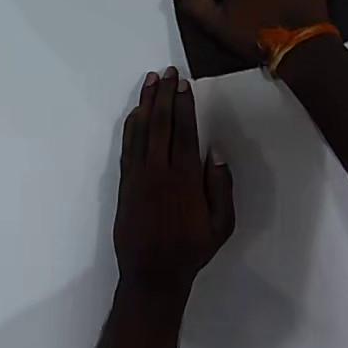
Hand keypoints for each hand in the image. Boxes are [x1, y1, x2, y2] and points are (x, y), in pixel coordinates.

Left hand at [114, 69, 234, 297]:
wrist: (152, 275)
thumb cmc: (191, 249)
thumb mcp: (221, 226)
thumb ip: (221, 188)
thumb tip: (215, 152)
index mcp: (184, 178)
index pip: (184, 131)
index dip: (184, 105)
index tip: (184, 84)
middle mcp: (159, 170)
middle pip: (161, 123)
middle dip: (165, 94)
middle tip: (168, 72)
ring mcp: (139, 175)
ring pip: (142, 130)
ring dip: (146, 103)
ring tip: (151, 81)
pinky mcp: (125, 182)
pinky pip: (128, 146)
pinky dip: (131, 126)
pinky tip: (135, 112)